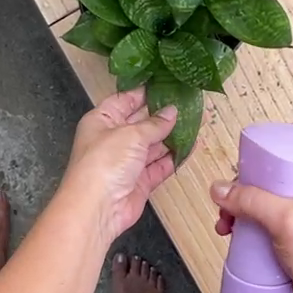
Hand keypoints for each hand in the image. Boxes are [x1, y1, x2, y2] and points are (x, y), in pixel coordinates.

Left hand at [64, 90, 179, 242]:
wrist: (98, 207)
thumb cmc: (105, 162)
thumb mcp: (131, 134)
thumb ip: (154, 124)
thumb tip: (172, 112)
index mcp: (101, 121)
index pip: (123, 101)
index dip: (143, 93)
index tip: (166, 85)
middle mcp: (112, 140)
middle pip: (140, 123)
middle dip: (162, 116)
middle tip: (187, 104)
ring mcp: (126, 162)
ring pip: (152, 146)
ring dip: (171, 137)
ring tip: (195, 123)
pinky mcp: (139, 182)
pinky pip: (159, 166)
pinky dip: (173, 158)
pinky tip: (190, 147)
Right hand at [212, 136, 292, 292]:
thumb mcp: (284, 219)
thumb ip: (251, 201)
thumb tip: (218, 189)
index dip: (280, 136)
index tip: (254, 150)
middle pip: (275, 167)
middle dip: (247, 180)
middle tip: (230, 197)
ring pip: (266, 194)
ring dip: (242, 203)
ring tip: (226, 222)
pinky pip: (266, 216)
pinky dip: (248, 220)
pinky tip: (233, 232)